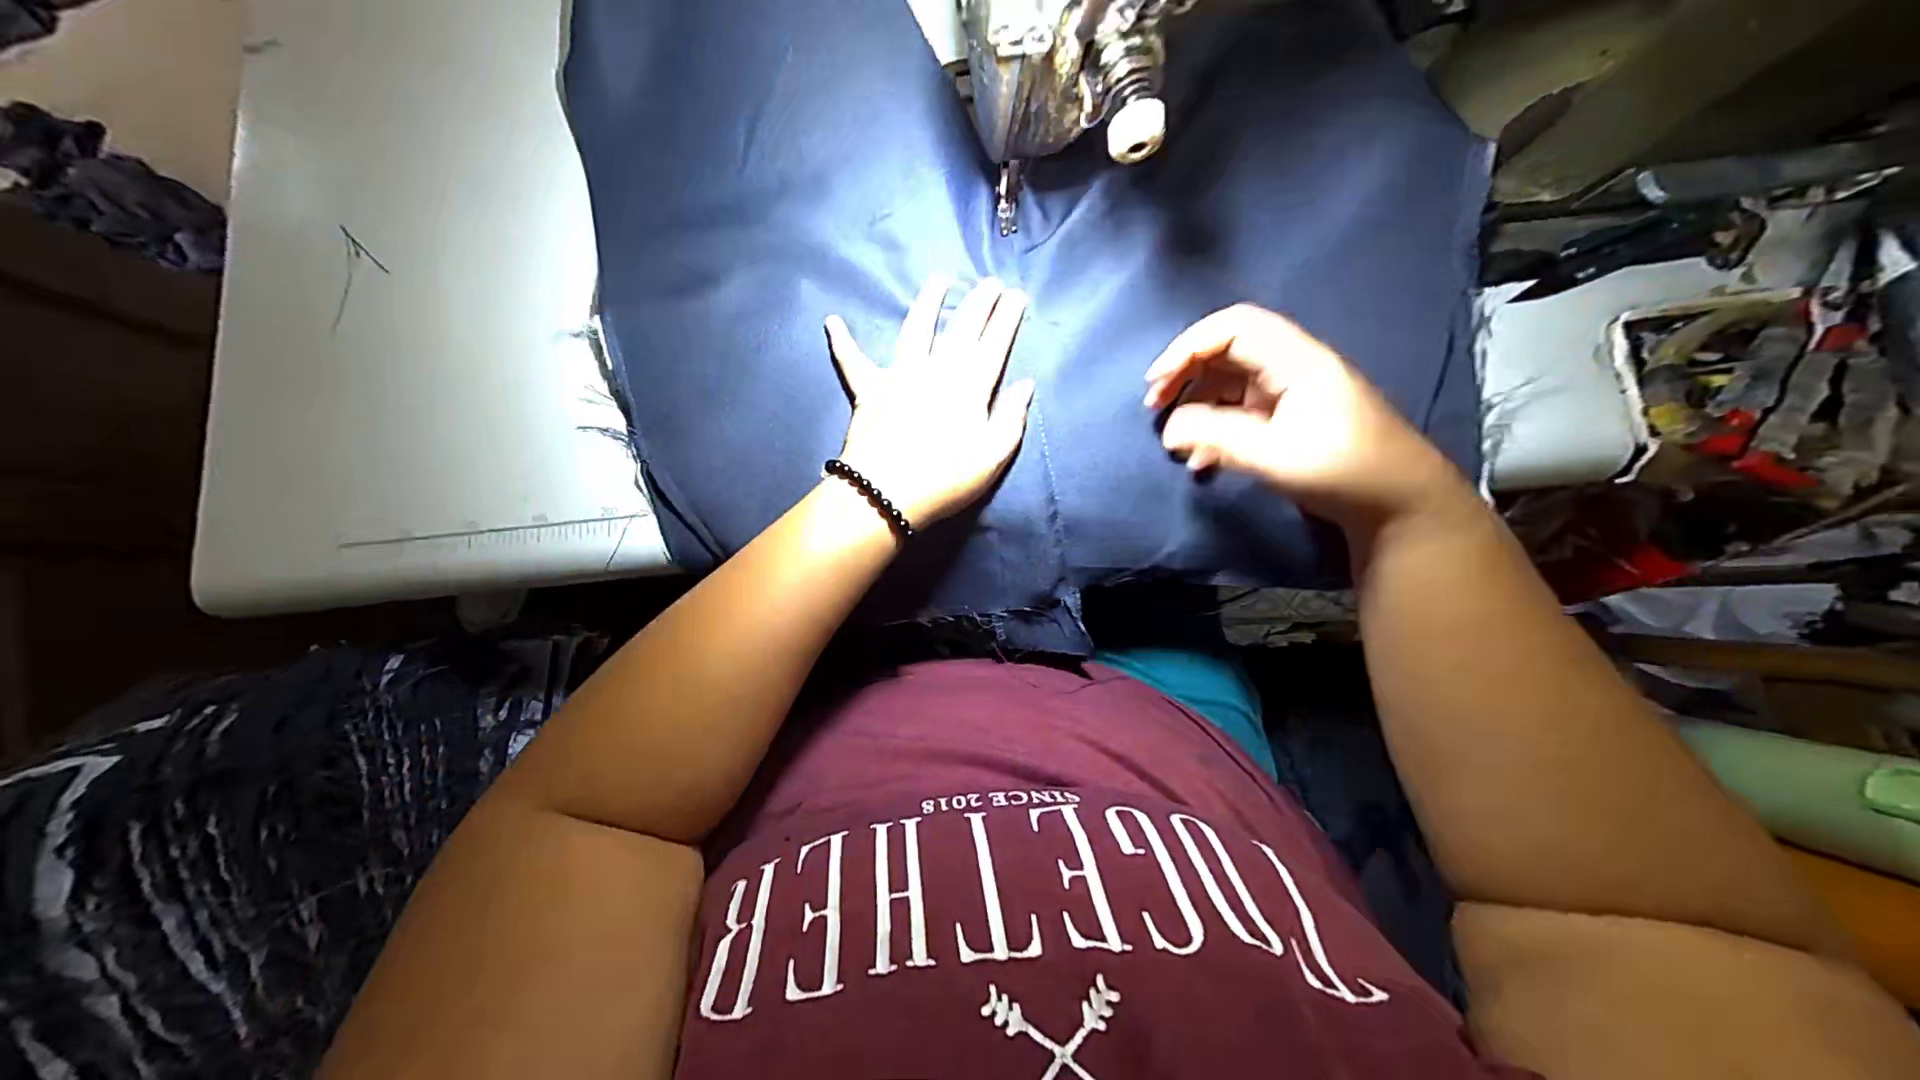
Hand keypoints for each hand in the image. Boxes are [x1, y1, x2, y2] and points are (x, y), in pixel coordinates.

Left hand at [826, 276, 1034, 527]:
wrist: (885, 493)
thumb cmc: (946, 479)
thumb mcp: (993, 456)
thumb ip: (1011, 418)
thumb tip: (1026, 384)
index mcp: (970, 385)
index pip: (994, 342)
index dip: (1007, 317)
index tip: (1017, 295)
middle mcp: (935, 369)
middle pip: (960, 327)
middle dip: (978, 301)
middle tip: (989, 281)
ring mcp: (899, 375)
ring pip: (914, 329)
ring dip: (927, 302)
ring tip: (937, 279)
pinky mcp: (868, 389)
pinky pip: (852, 361)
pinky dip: (843, 342)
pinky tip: (832, 321)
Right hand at [1144, 303, 1474, 534]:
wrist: (1401, 504)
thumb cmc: (1343, 472)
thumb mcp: (1274, 455)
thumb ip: (1216, 436)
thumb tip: (1168, 429)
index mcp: (1297, 360)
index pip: (1234, 326)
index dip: (1188, 346)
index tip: (1156, 382)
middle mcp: (1293, 367)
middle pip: (1227, 350)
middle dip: (1185, 373)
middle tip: (1155, 406)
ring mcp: (1292, 393)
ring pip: (1230, 382)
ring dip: (1196, 404)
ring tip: (1173, 440)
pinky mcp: (1291, 419)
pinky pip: (1240, 410)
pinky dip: (1214, 427)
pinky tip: (1200, 458)